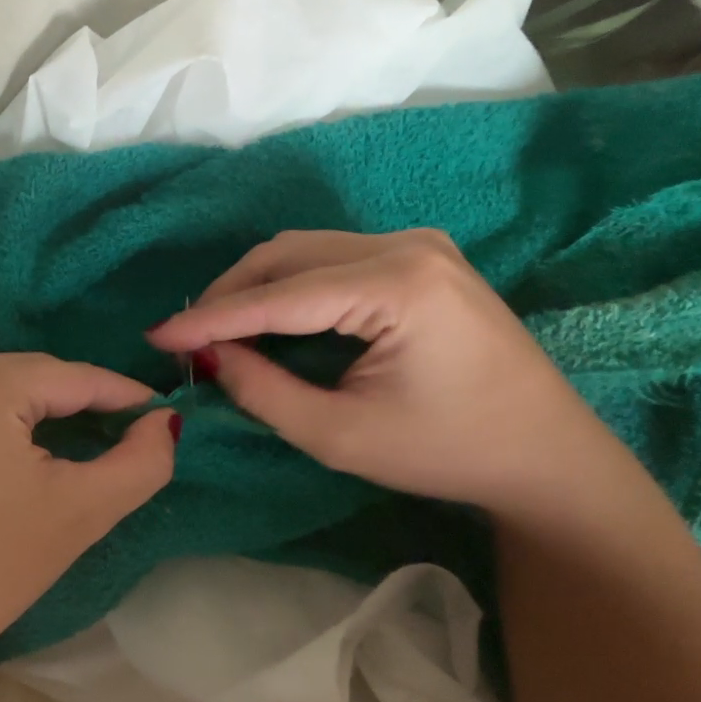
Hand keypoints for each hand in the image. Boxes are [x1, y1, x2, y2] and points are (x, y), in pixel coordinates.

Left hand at [0, 353, 177, 701]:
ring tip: (79, 436)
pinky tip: (17, 450)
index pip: (71, 377)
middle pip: (29, 377)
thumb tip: (165, 422)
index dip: (123, 394)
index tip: (162, 412)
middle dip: (79, 399)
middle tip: (124, 428)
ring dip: (37, 407)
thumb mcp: (85, 509)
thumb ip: (144, 460)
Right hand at [146, 229, 623, 517]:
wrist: (545, 455)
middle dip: (228, 296)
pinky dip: (288, 288)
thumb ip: (263, 390)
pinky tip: (268, 321)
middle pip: (286, 256)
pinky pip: (331, 260)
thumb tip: (209, 356)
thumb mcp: (338, 434)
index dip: (208, 319)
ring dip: (254, 289)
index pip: (277, 296)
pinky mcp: (422, 258)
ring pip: (304, 252)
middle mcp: (408, 246)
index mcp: (397, 286)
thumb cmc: (444, 452)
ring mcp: (420, 246)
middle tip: (187, 342)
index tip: (154, 337)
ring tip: (219, 335)